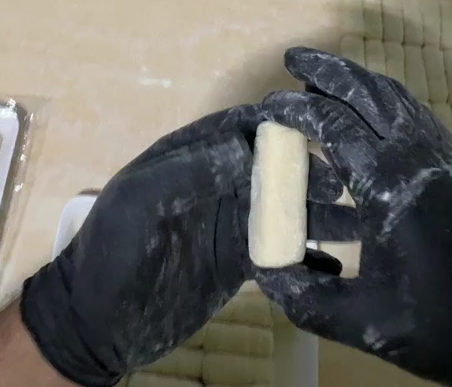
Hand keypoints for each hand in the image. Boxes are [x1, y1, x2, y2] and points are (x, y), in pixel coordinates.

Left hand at [19, 104, 352, 385]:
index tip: (321, 130)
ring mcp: (227, 223)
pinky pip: (278, 252)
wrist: (95, 325)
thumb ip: (192, 170)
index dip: (279, 126)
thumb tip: (248, 145)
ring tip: (356, 226)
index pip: (242, 128)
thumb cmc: (114, 252)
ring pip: (281, 209)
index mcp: (190, 156)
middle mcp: (214, 182)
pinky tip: (335, 269)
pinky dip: (306, 258)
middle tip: (346, 186)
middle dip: (308, 172)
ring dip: (315, 214)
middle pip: (271, 168)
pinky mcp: (235, 263)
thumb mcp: (144, 201)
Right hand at [257, 47, 451, 386]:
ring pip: (394, 95)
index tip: (268, 106)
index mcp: (388, 186)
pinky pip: (414, 110)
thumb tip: (263, 270)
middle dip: (326, 69)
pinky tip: (369, 105)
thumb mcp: (364, 323)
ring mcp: (441, 152)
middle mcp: (415, 155)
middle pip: (366, 92)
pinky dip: (383, 94)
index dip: (297, 109)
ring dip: (356, 78)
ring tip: (322, 76)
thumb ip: (305, 298)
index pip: (333, 124)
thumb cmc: (441, 327)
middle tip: (293, 57)